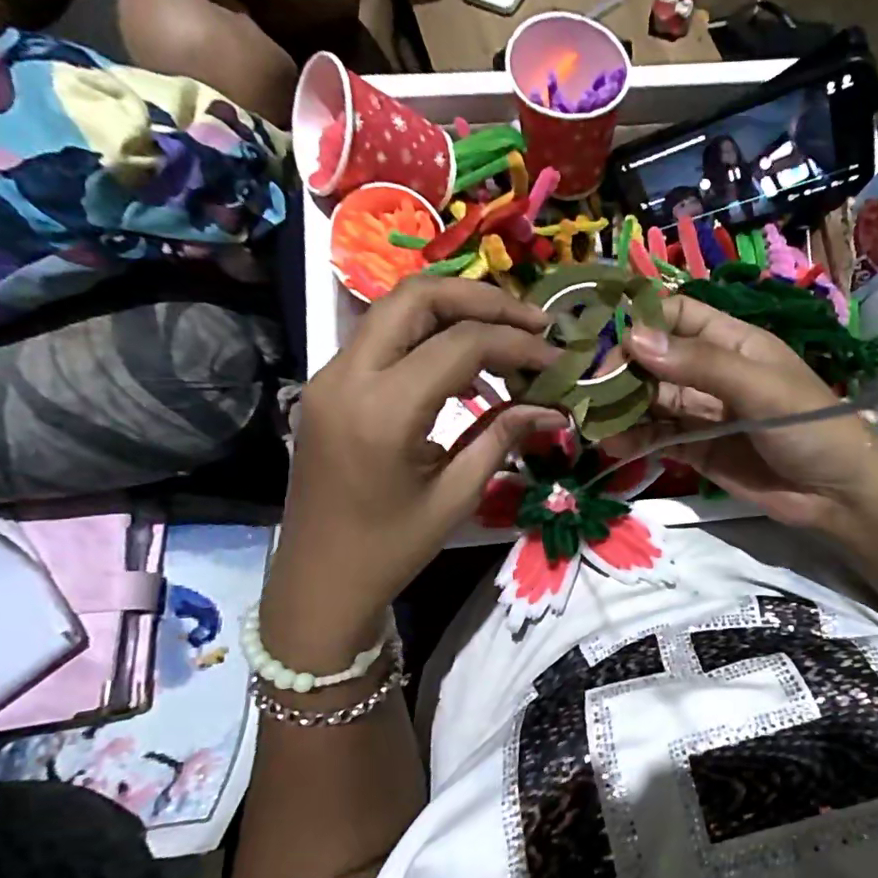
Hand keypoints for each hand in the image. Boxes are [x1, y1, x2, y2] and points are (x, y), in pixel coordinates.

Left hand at [260, 279, 564, 666]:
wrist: (319, 579)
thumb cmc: (391, 548)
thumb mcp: (457, 495)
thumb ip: (503, 436)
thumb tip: (554, 407)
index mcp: (384, 412)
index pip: (462, 344)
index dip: (518, 343)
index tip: (558, 358)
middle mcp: (349, 377)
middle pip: (419, 297)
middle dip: (484, 300)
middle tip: (534, 322)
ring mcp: (332, 376)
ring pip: (397, 309)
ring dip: (456, 312)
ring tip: (509, 339)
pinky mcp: (331, 386)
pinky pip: (384, 338)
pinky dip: (430, 336)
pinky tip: (467, 369)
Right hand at [605, 297, 877, 528]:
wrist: (836, 493)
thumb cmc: (810, 426)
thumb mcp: (759, 387)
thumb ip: (699, 364)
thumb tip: (634, 339)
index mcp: (733, 342)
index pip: (676, 316)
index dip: (640, 321)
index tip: (601, 337)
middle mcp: (713, 372)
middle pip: (655, 360)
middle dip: (621, 369)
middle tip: (585, 385)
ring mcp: (704, 412)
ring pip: (651, 400)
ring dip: (622, 407)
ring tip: (590, 418)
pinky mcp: (698, 449)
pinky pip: (659, 438)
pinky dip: (635, 440)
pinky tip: (614, 445)